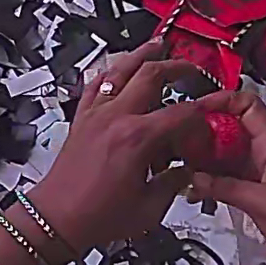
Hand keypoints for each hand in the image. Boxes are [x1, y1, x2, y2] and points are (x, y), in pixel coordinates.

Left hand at [23, 41, 206, 248]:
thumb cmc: (96, 215)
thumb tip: (186, 171)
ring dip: (142, 55)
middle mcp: (115, 118)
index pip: (181, 112)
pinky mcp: (81, 119)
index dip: (201, 116)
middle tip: (192, 70)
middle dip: (177, 67)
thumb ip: (174, 183)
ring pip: (120, 70)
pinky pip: (95, 85)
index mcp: (137, 139)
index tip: (208, 121)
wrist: (56, 218)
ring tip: (157, 46)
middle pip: (151, 75)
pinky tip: (117, 68)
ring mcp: (95, 115)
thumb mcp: (150, 208)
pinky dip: (109, 73)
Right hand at [185, 89, 265, 264]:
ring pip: (223, 153)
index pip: (248, 106)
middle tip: (178, 143)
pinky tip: (194, 187)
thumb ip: (228, 188)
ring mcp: (258, 173)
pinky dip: (207, 180)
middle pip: (228, 128)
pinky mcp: (254, 192)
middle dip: (202, 131)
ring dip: (201, 158)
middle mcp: (265, 155)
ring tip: (180, 166)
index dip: (221, 101)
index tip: (195, 110)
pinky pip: (225, 177)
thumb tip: (195, 177)